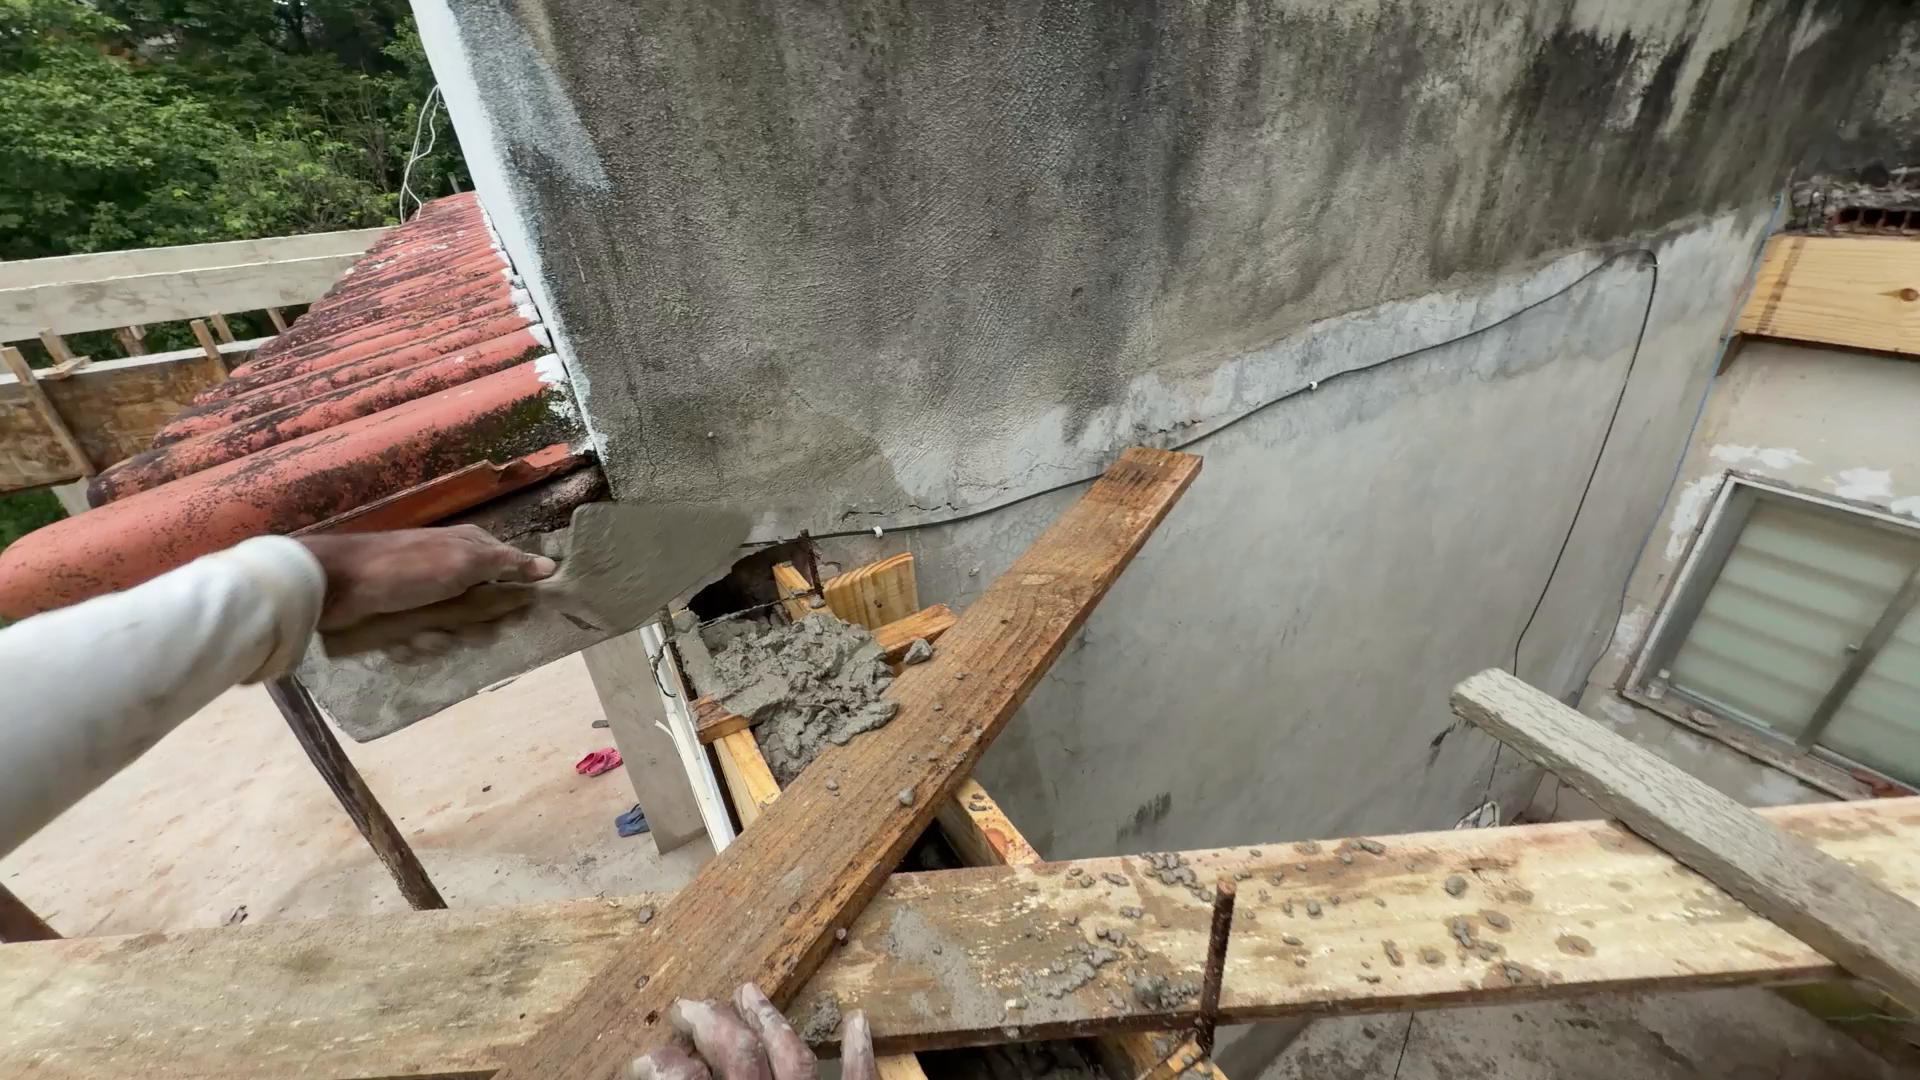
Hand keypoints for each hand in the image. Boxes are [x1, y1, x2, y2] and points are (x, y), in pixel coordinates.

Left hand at [297, 524, 555, 631]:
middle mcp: (457, 571)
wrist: (330, 586)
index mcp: (475, 550)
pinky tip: (401, 640)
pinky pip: (427, 639)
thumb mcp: (464, 562)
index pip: (515, 577)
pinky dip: (416, 644)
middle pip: (489, 610)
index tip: (514, 615)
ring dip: (441, 638)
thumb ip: (509, 564)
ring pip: (458, 629)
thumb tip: (551, 566)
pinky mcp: (405, 617)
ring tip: (419, 634)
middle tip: (459, 627)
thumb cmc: (404, 569)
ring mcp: (430, 595)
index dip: (516, 599)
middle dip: (474, 626)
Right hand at [628, 983, 873, 1079]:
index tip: (648, 1053)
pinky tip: (859, 1019)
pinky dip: (860, 1052)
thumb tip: (667, 1074)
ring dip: (770, 1021)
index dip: (667, 1065)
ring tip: (749, 990)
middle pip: (742, 1058)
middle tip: (689, 1004)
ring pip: (795, 1058)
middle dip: (714, 1025)